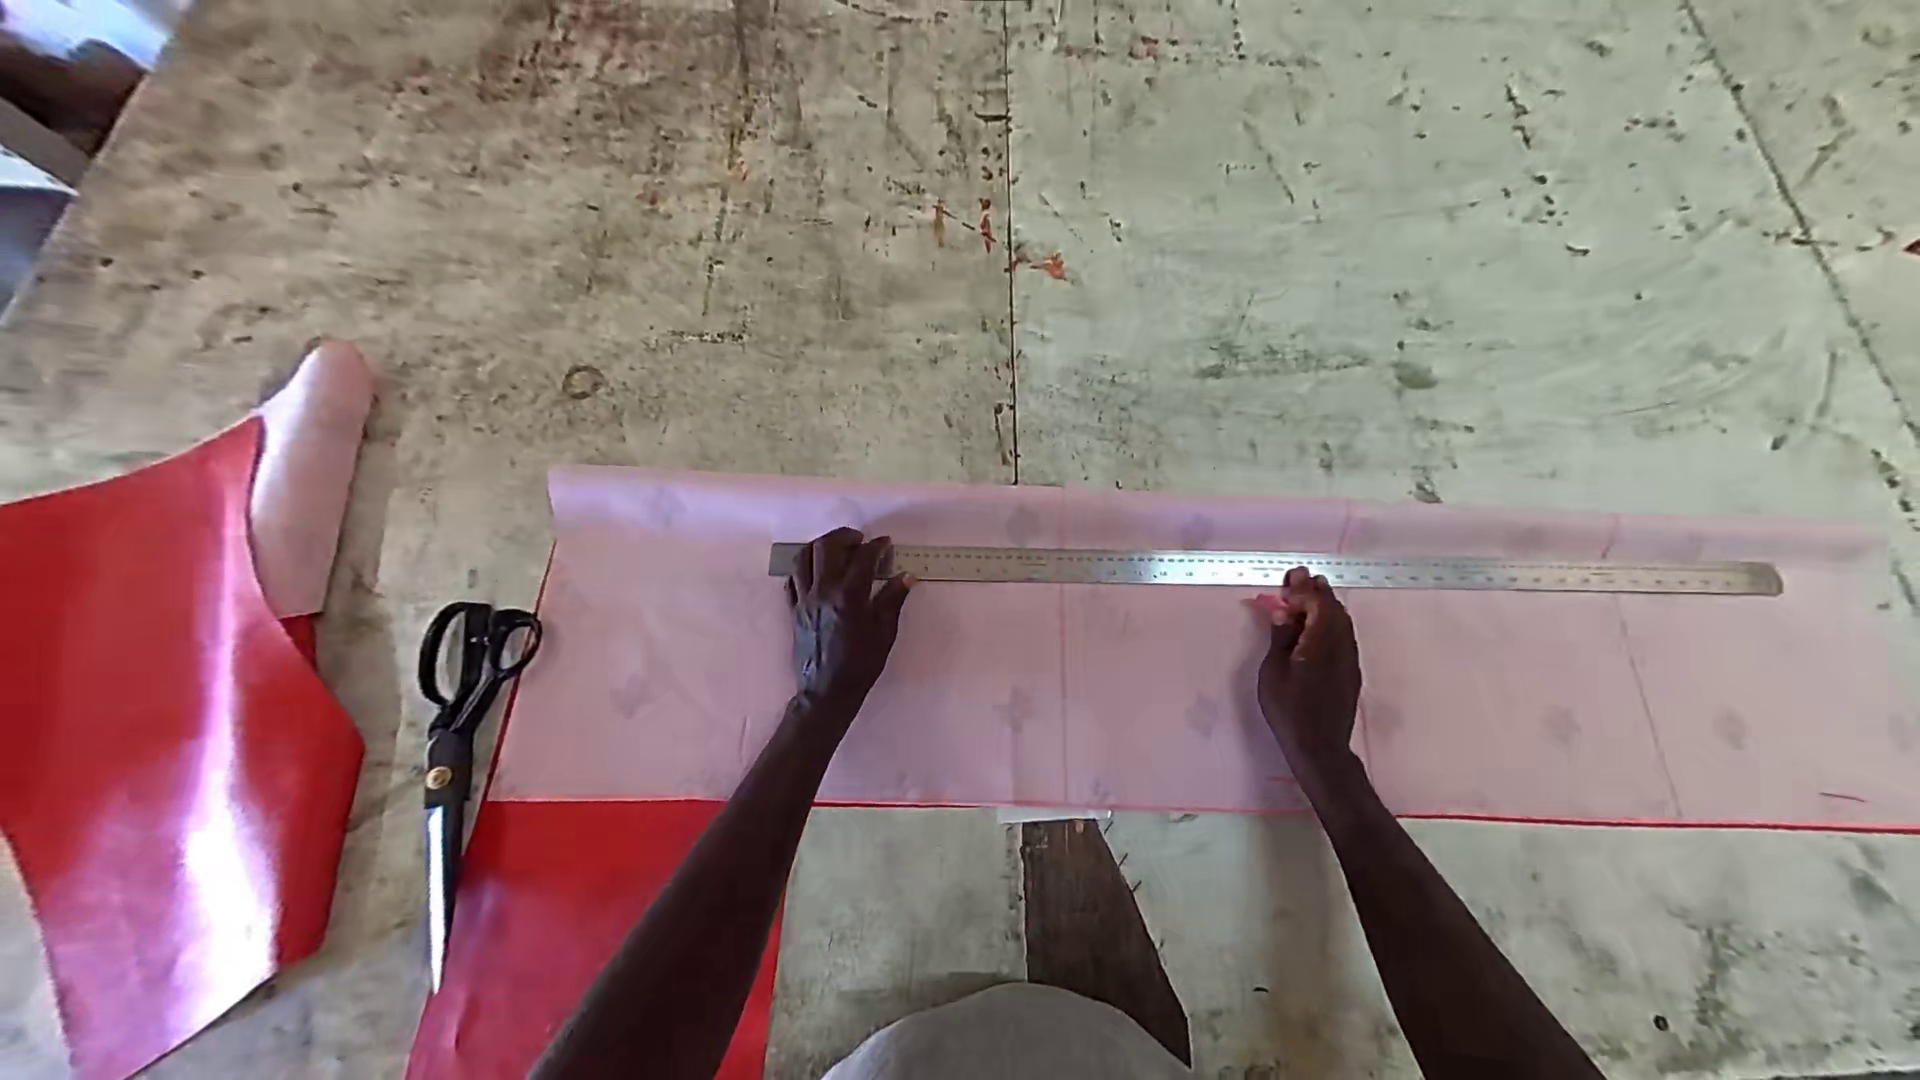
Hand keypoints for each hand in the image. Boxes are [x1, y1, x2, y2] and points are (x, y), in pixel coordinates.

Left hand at [786, 527, 913, 714]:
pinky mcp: (793, 610)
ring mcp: (804, 600)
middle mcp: (823, 591)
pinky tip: (817, 570)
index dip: (877, 546)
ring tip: (836, 549)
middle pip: (827, 547)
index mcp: (849, 596)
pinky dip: (804, 567)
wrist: (827, 691)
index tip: (886, 544)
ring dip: (821, 546)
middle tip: (859, 540)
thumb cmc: (861, 664)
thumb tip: (906, 576)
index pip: (863, 557)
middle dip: (845, 536)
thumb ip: (893, 599)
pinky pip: (792, 579)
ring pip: (803, 557)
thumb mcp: (885, 632)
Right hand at [1251, 567, 1361, 770]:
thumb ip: (1281, 638)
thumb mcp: (1274, 672)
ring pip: (1341, 622)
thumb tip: (1284, 611)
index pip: (1317, 605)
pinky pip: (1343, 635)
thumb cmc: (1289, 709)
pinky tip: (1317, 622)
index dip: (1304, 589)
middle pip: (1333, 610)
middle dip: (1317, 591)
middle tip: (1299, 577)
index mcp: (1320, 644)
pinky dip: (1330, 620)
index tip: (1291, 576)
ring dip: (1325, 604)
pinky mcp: (1349, 670)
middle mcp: (1341, 647)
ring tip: (1310, 592)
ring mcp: (1349, 659)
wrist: (1319, 746)